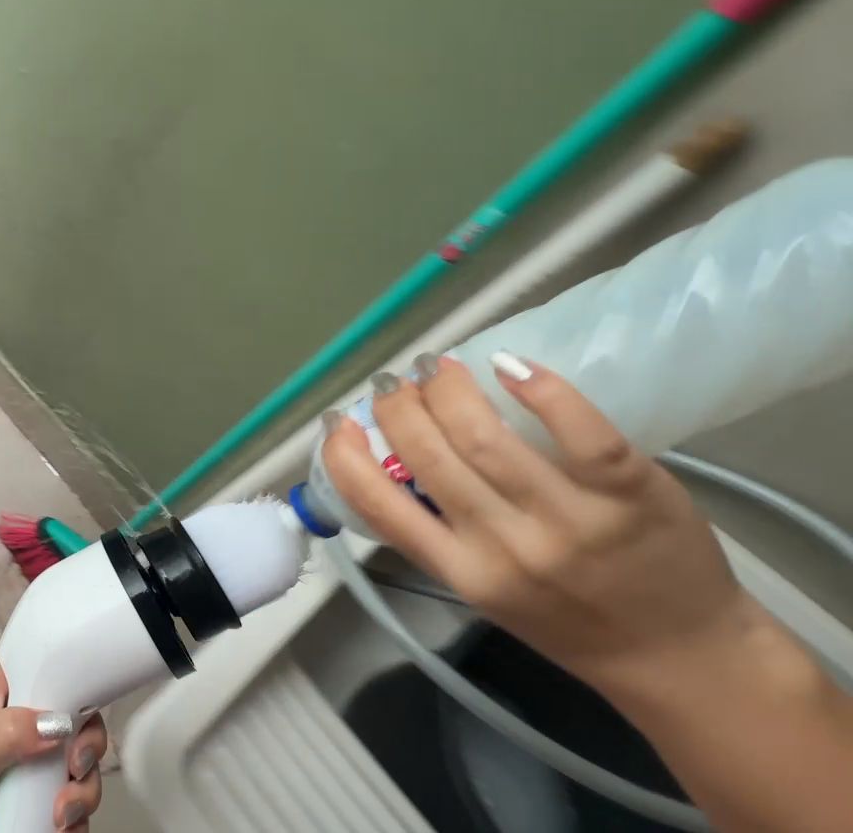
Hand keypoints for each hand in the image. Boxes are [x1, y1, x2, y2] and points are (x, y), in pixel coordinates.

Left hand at [0, 667, 107, 832]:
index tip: (79, 717)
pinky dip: (78, 817)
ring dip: (82, 791)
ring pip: (83, 767)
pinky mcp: (46, 801)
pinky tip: (61, 827)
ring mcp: (38, 766)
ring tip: (60, 815)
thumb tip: (57, 721)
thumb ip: (8, 732)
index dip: (73, 686)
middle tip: (75, 768)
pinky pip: (79, 804)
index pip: (49, 672)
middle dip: (87, 747)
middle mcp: (26, 727)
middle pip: (78, 722)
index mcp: (6, 698)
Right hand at [320, 351, 758, 688]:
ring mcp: (572, 519)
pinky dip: (540, 390)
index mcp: (462, 571)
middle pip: (429, 455)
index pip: (379, 505)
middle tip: (394, 383)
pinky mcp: (634, 495)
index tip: (339, 423)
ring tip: (437, 368)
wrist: (683, 658)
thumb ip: (435, 533)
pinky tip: (508, 365)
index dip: (344, 454)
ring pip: (487, 437)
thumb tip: (388, 457)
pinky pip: (580, 434)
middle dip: (398, 405)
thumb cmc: (565, 621)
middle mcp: (508, 546)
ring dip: (449, 388)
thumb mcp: (480, 590)